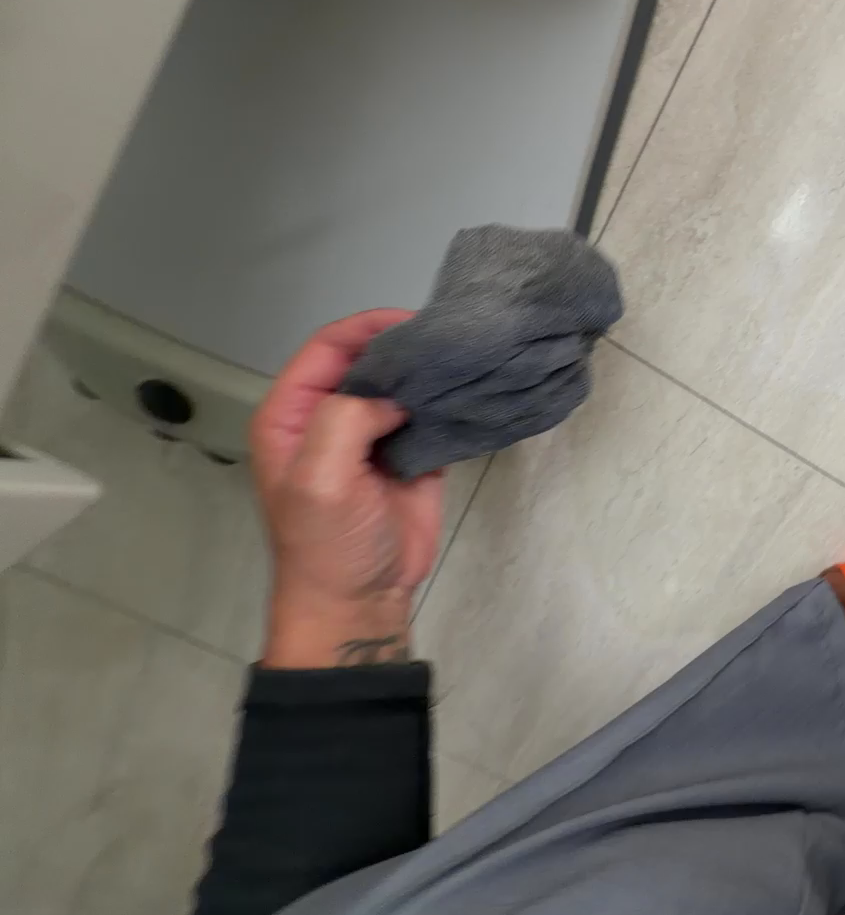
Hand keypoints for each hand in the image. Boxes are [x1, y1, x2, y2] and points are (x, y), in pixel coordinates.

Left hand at [250, 309, 444, 668]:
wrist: (363, 593)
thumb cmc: (328, 540)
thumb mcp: (319, 479)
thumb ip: (345, 422)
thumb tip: (396, 394)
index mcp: (296, 415)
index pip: (328, 350)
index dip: (366, 328)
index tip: (415, 321)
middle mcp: (336, 418)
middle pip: (372, 363)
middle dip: (408, 348)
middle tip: (454, 340)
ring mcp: (378, 437)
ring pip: (406, 389)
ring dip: (434, 375)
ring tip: (473, 360)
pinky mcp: (417, 454)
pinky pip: (434, 418)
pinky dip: (454, 404)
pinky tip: (478, 393)